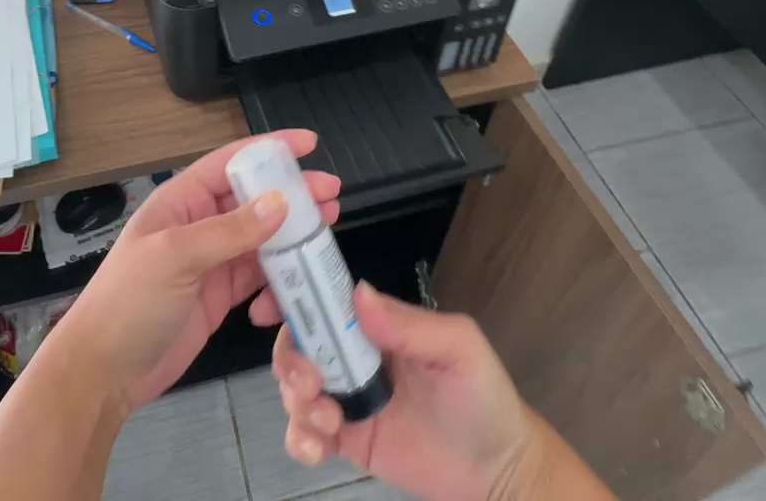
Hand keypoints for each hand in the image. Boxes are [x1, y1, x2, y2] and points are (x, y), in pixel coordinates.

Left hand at [49, 129, 340, 410]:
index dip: (269, 148)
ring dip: (293, 236)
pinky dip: (279, 279)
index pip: (230, 162)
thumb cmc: (129, 302)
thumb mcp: (176, 257)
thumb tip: (280, 202)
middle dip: (293, 194)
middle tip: (332, 193)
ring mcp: (210, 260)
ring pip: (261, 238)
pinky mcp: (219, 294)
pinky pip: (258, 276)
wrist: (104, 371)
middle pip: (253, 199)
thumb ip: (230, 231)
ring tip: (326, 232)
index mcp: (181, 202)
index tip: (308, 143)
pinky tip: (294, 287)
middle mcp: (198, 224)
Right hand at [260, 283, 537, 500]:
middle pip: (299, 343)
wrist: (498, 472)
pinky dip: (299, 438)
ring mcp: (347, 398)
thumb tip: (359, 292)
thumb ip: (409, 323)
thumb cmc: (482, 398)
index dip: (292, 296)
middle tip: (310, 381)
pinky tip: (318, 447)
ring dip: (296, 399)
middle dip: (291, 358)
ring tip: (329, 421)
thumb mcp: (457, 348)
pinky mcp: (346, 440)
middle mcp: (353, 356)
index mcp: (375, 325)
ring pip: (294, 387)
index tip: (267, 305)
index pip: (325, 300)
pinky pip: (304, 434)